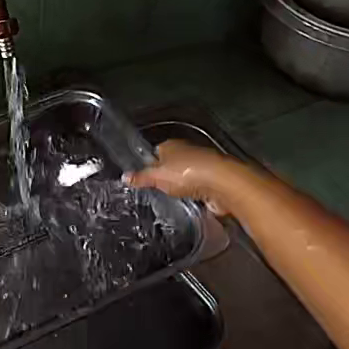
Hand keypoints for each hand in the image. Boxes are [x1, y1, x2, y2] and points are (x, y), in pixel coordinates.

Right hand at [125, 140, 249, 214]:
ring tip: (174, 199)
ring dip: (182, 188)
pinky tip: (190, 203)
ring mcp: (202, 166)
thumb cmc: (188, 173)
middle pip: (171, 165)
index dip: (149, 165)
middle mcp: (187, 152)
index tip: (143, 177)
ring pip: (186, 178)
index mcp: (171, 145)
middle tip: (157, 191)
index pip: (155, 152)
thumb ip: (141, 177)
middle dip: (166, 178)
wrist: (223, 184)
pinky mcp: (214, 181)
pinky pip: (199, 189)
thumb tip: (125, 176)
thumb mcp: (156, 177)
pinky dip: (195, 196)